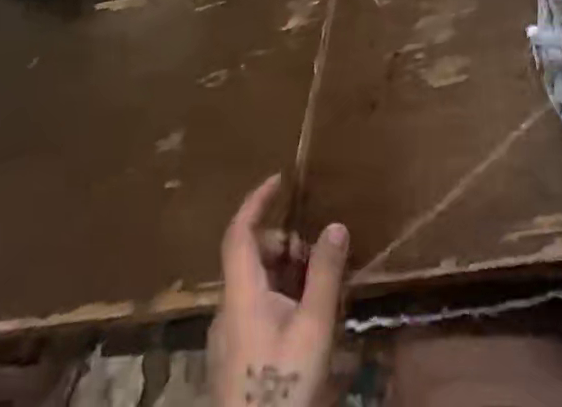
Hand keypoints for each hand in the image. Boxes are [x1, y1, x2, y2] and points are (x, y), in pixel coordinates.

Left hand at [209, 174, 347, 406]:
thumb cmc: (282, 383)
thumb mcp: (313, 326)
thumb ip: (324, 274)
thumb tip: (335, 225)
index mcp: (241, 293)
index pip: (239, 232)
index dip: (256, 201)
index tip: (279, 179)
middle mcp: (227, 308)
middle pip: (248, 256)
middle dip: (282, 241)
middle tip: (317, 250)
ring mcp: (226, 335)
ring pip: (252, 283)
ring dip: (282, 270)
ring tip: (318, 283)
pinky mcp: (233, 355)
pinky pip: (254, 306)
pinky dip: (278, 294)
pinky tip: (303, 316)